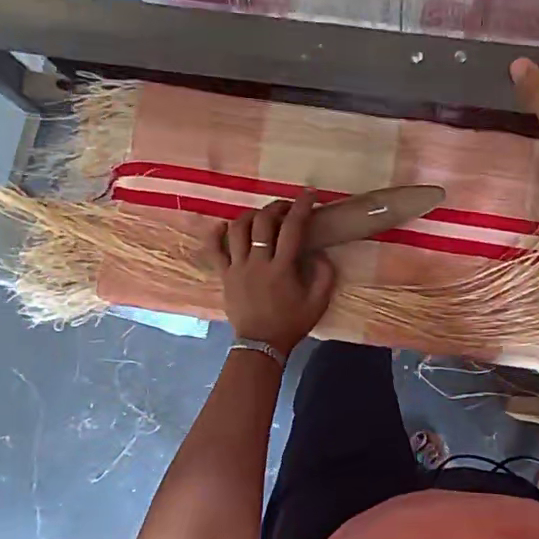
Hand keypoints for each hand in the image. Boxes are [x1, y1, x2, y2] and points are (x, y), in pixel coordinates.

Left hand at [215, 191, 335, 357]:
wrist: (260, 344)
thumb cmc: (290, 324)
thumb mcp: (318, 303)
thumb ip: (324, 276)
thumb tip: (320, 253)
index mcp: (282, 268)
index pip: (293, 228)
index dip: (302, 206)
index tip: (309, 194)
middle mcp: (258, 263)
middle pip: (263, 222)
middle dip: (276, 207)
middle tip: (286, 206)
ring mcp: (237, 268)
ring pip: (238, 229)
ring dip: (250, 215)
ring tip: (260, 215)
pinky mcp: (224, 275)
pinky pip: (214, 249)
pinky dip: (216, 233)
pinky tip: (223, 225)